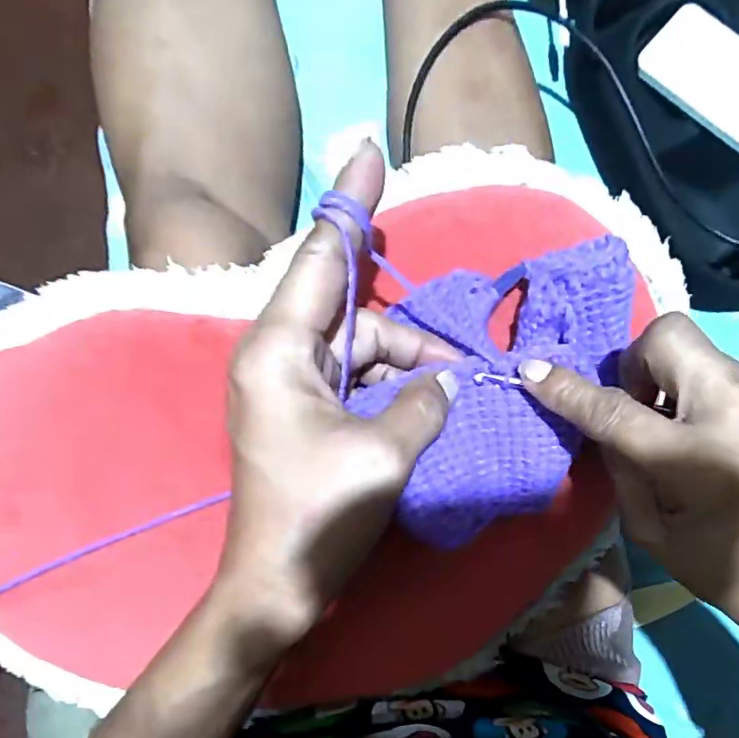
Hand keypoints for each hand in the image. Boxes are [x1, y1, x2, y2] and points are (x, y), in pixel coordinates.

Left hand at [211, 141, 459, 644]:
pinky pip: (354, 387)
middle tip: (461, 372)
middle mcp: (278, 360)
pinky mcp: (302, 421)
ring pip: (359, 356)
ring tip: (450, 401)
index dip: (349, 206)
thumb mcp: (384, 453)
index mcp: (279, 352)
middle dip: (410, 339)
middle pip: (353, 319)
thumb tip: (450, 380)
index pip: (320, 260)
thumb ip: (424, 402)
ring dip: (406, 373)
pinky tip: (425, 411)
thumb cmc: (319, 516)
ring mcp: (289, 392)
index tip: (368, 151)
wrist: (277, 585)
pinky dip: (390, 395)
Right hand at [520, 313, 738, 684]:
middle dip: (637, 365)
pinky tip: (716, 435)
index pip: (618, 411)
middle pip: (669, 336)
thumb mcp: (647, 525)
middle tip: (640, 410)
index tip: (534, 370)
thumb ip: (621, 458)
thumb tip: (598, 409)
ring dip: (672, 382)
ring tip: (681, 430)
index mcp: (704, 459)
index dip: (570, 391)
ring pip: (700, 350)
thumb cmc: (711, 564)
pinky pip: (728, 372)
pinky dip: (704, 395)